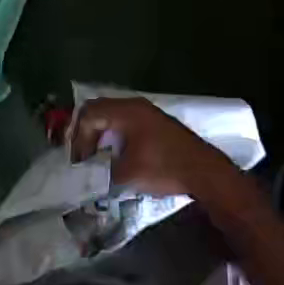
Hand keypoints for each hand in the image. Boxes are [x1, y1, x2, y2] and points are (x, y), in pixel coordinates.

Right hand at [70, 98, 242, 201]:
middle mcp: (135, 105)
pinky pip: (124, 120)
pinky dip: (112, 132)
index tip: (79, 161)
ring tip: (93, 154)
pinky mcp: (155, 122)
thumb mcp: (127, 174)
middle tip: (79, 154)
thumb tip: (86, 178)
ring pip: (111, 114)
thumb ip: (101, 174)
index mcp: (127, 112)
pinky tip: (113, 152)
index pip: (89, 115)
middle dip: (84, 131)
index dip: (78, 138)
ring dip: (99, 131)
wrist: (205, 172)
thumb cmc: (165, 168)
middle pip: (98, 109)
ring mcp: (147, 112)